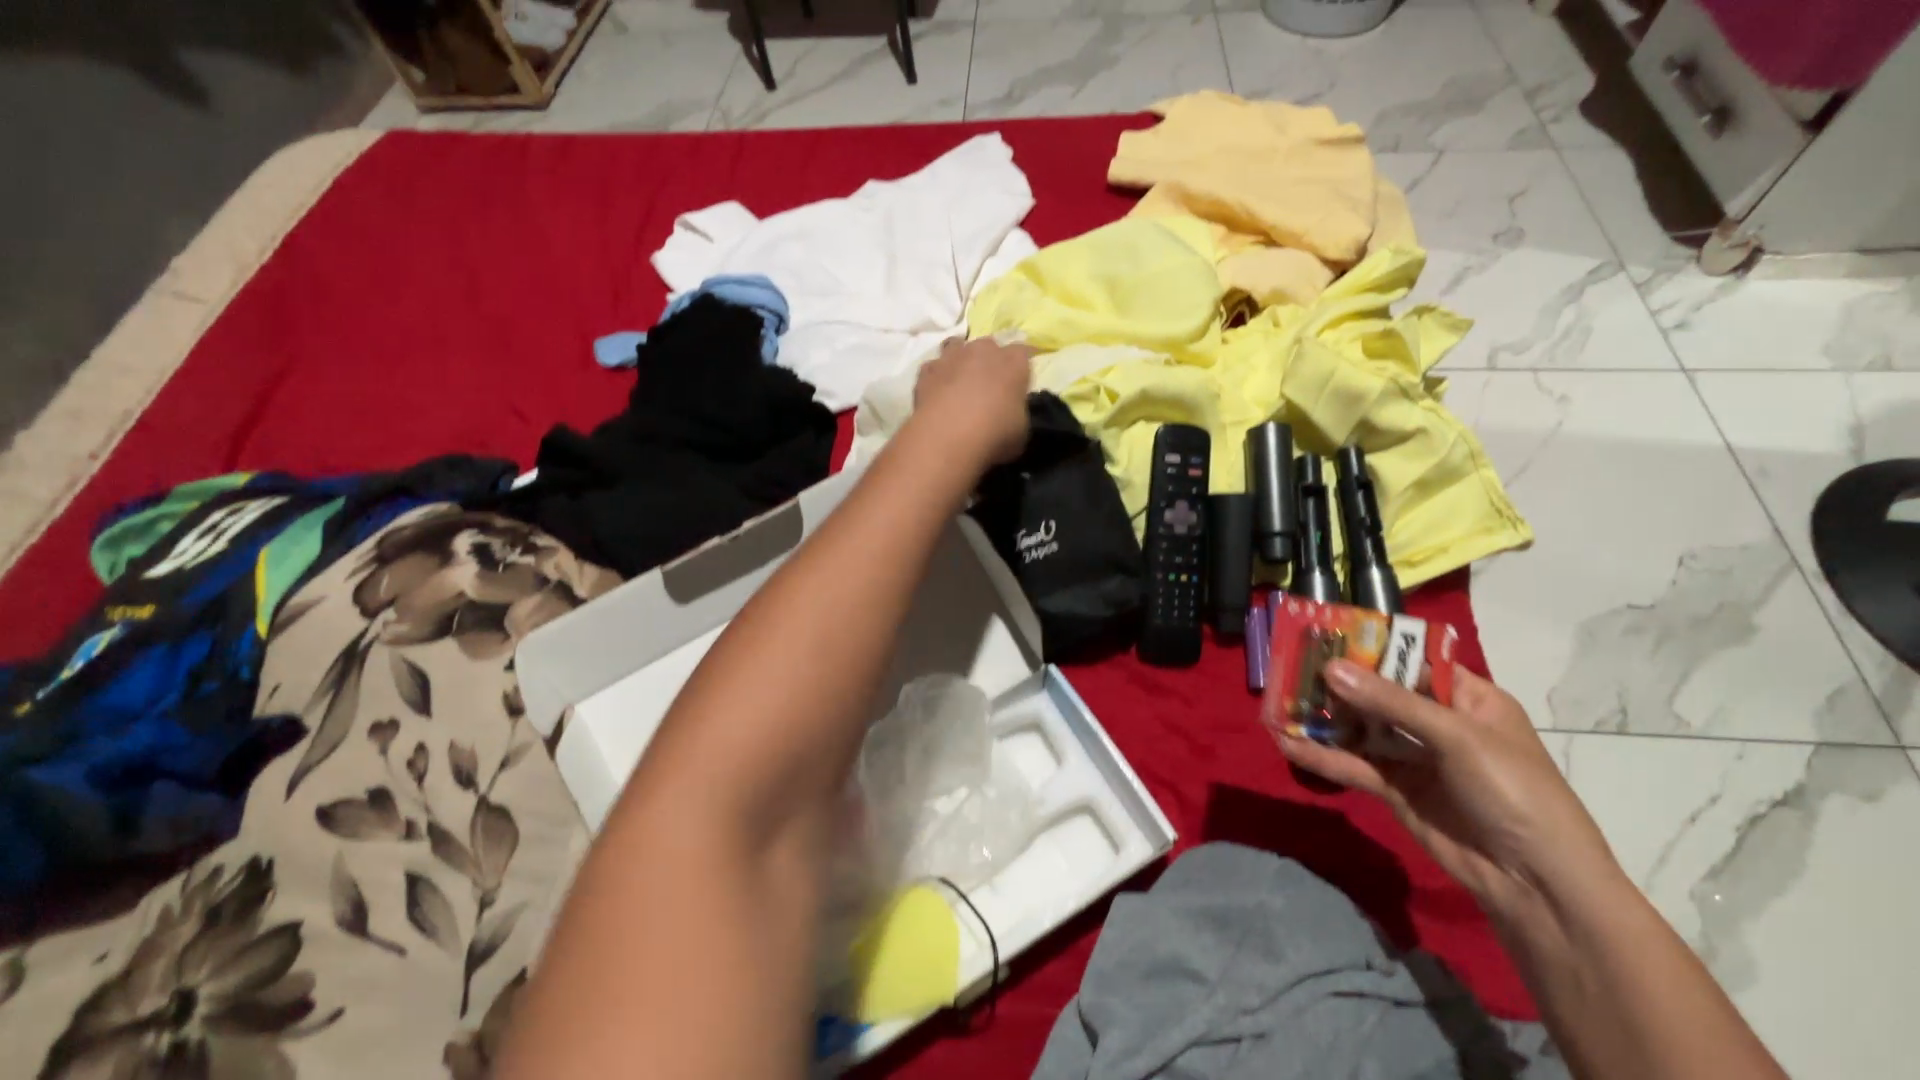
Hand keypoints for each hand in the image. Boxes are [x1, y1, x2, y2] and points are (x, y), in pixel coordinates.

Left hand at [912, 336, 1033, 465]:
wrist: (947, 437)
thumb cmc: (994, 435)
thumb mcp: (1020, 431)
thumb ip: (1017, 413)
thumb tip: (1009, 413)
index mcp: (1013, 363)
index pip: (1023, 352)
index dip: (1021, 364)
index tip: (1020, 377)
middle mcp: (983, 351)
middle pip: (989, 345)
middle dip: (990, 359)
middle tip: (989, 382)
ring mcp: (952, 357)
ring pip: (957, 346)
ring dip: (960, 358)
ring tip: (960, 378)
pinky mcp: (926, 370)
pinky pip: (934, 367)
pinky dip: (936, 375)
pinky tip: (937, 390)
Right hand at [1279, 660, 1623, 917]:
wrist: (1532, 878)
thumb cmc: (1512, 789)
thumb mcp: (1458, 736)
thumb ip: (1392, 703)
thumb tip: (1332, 669)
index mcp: (1469, 699)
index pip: (1413, 663)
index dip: (1371, 649)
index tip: (1324, 635)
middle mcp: (1439, 723)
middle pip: (1380, 694)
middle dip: (1337, 683)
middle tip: (1290, 667)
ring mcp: (1416, 759)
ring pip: (1362, 730)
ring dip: (1325, 719)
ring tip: (1279, 705)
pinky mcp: (1397, 791)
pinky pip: (1355, 767)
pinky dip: (1323, 756)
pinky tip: (1290, 745)